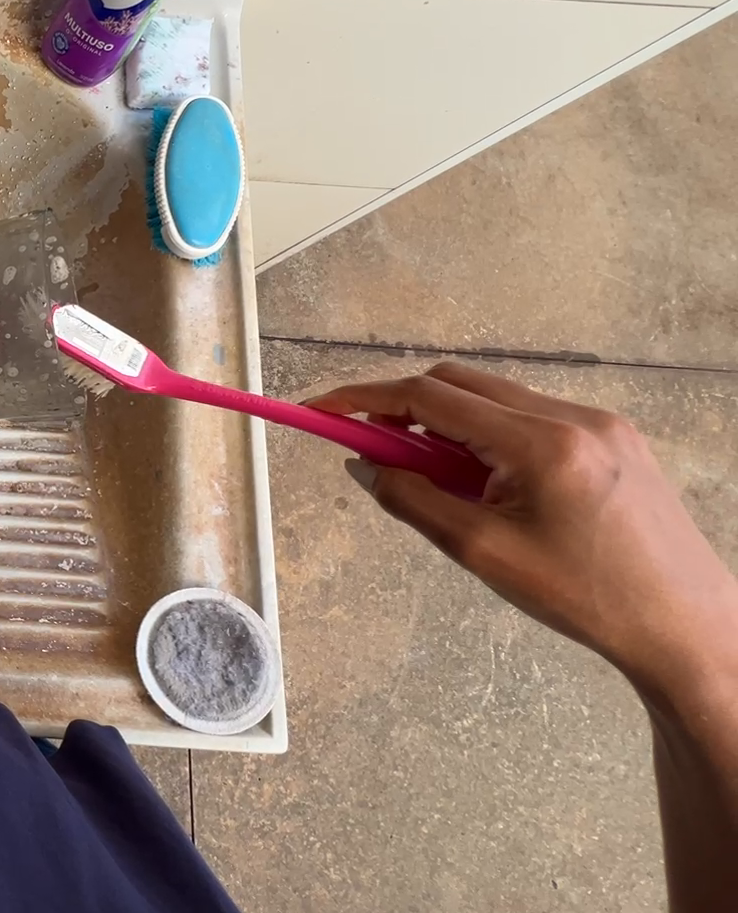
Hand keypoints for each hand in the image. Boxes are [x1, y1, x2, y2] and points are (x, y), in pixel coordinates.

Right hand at [306, 362, 737, 694]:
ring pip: (487, 395)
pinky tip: (478, 477)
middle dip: (398, 406)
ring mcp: (600, 424)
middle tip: (373, 449)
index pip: (427, 396)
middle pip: (455, 382)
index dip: (360, 398)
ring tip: (432, 475)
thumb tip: (362, 464)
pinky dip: (478, 432)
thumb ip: (408, 497)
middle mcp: (574, 418)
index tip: (319, 410)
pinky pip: (521, 414)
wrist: (695, 631)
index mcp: (542, 444)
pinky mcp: (612, 438)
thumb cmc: (582, 595)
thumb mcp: (476, 549)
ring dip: (440, 422)